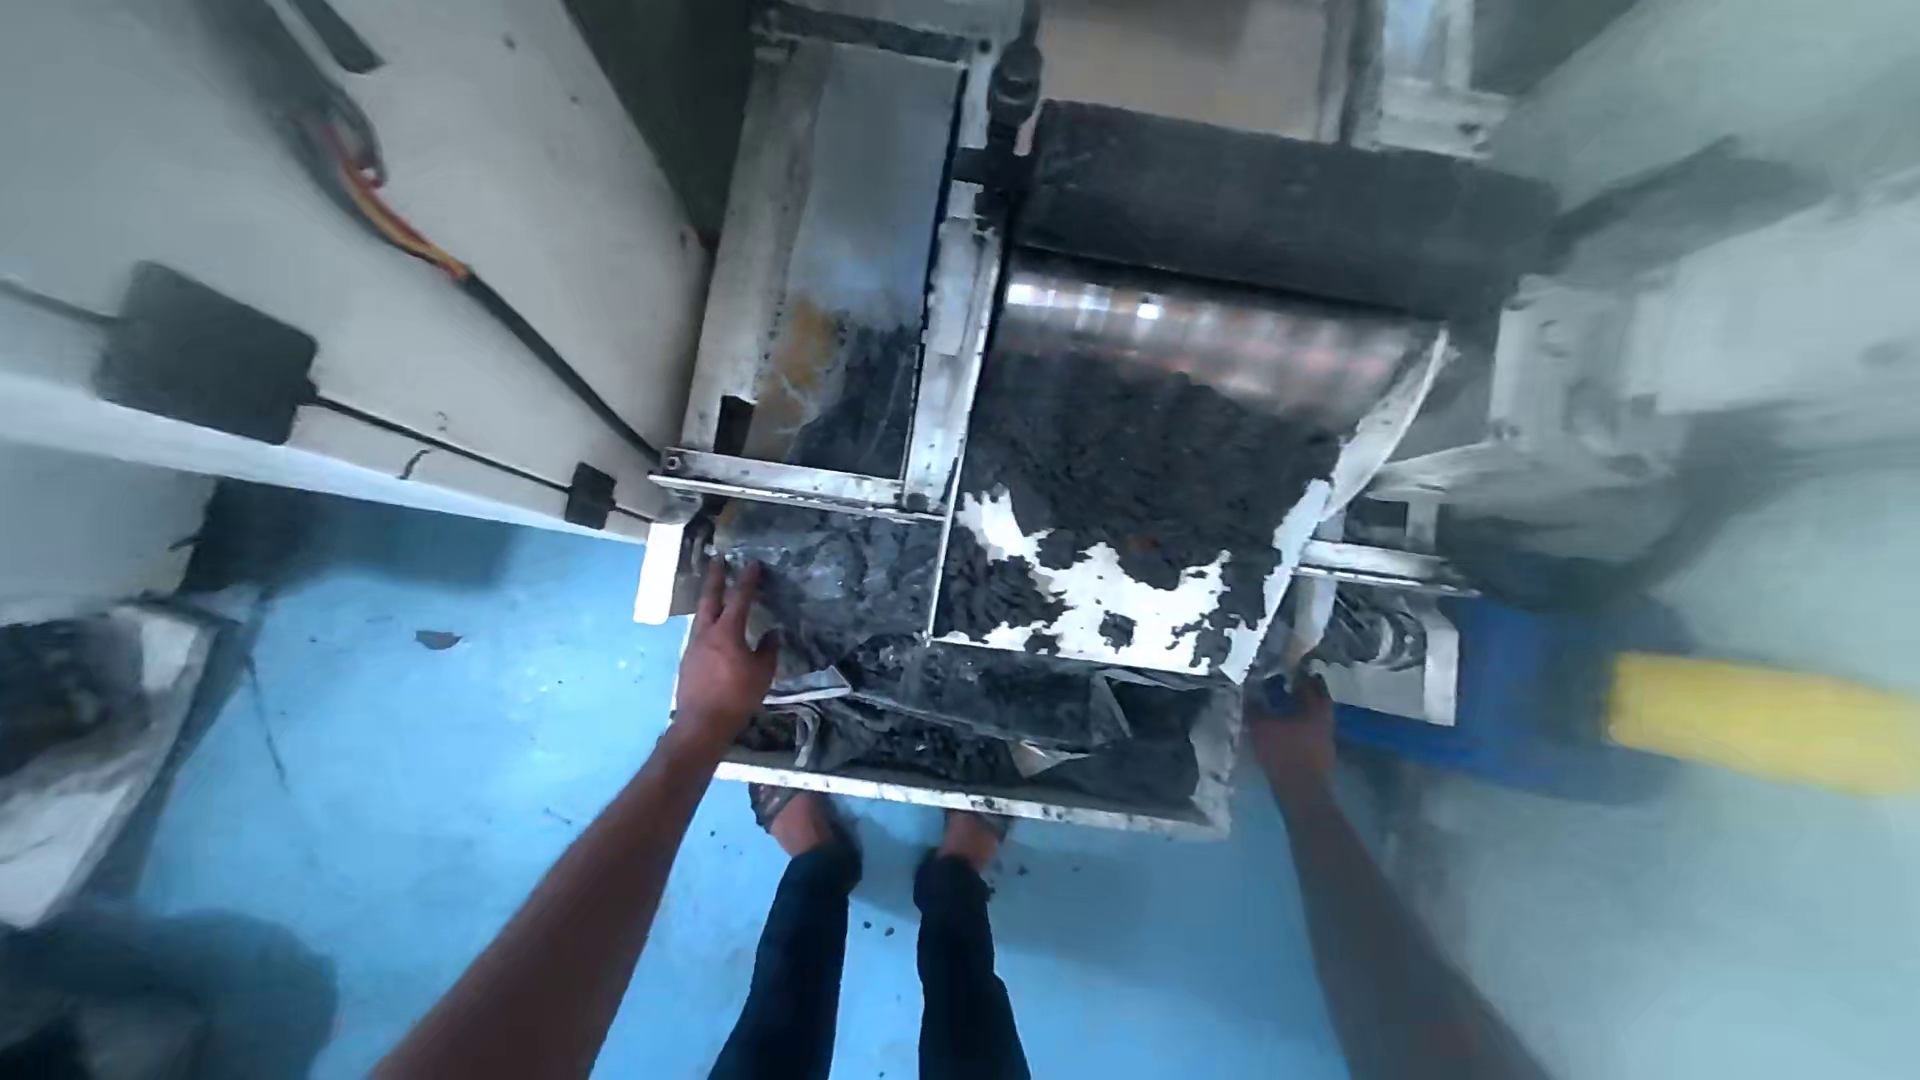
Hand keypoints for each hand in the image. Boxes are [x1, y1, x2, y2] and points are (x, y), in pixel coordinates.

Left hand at [672, 558, 779, 756]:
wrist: (702, 723)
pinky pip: (699, 632)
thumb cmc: (737, 696)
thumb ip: (768, 649)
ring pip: (701, 615)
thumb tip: (772, 633)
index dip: (747, 579)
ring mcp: (693, 646)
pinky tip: (713, 629)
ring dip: (709, 599)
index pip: (739, 598)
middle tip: (718, 560)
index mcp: (727, 632)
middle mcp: (706, 633)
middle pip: (709, 598)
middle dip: (715, 577)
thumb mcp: (763, 672)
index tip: (752, 563)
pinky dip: (707, 621)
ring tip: (715, 591)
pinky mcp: (688, 660)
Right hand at [1245, 670, 1335, 793]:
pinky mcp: (1322, 753)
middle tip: (1289, 682)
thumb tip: (1248, 688)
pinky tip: (1287, 725)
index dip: (1298, 673)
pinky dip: (1302, 723)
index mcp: (1315, 709)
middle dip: (1305, 689)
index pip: (1310, 683)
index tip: (1286, 666)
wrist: (1301, 790)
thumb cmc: (1283, 752)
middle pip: (1318, 699)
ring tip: (1284, 703)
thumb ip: (1254, 705)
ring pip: (1316, 715)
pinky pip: (1313, 729)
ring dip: (1303, 707)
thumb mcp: (1261, 725)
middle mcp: (1325, 720)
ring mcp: (1326, 738)